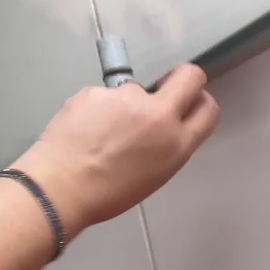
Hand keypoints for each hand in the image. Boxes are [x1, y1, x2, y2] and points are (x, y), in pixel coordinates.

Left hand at [9, 65, 219, 232]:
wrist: (61, 185)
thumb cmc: (108, 192)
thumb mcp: (154, 173)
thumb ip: (166, 144)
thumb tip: (160, 126)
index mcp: (177, 143)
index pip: (208, 108)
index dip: (199, 101)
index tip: (187, 102)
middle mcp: (158, 114)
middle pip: (188, 76)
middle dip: (181, 77)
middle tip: (162, 88)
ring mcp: (125, 98)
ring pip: (133, 88)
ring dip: (123, 102)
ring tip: (99, 128)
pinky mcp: (96, 90)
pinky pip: (101, 95)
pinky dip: (95, 106)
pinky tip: (81, 126)